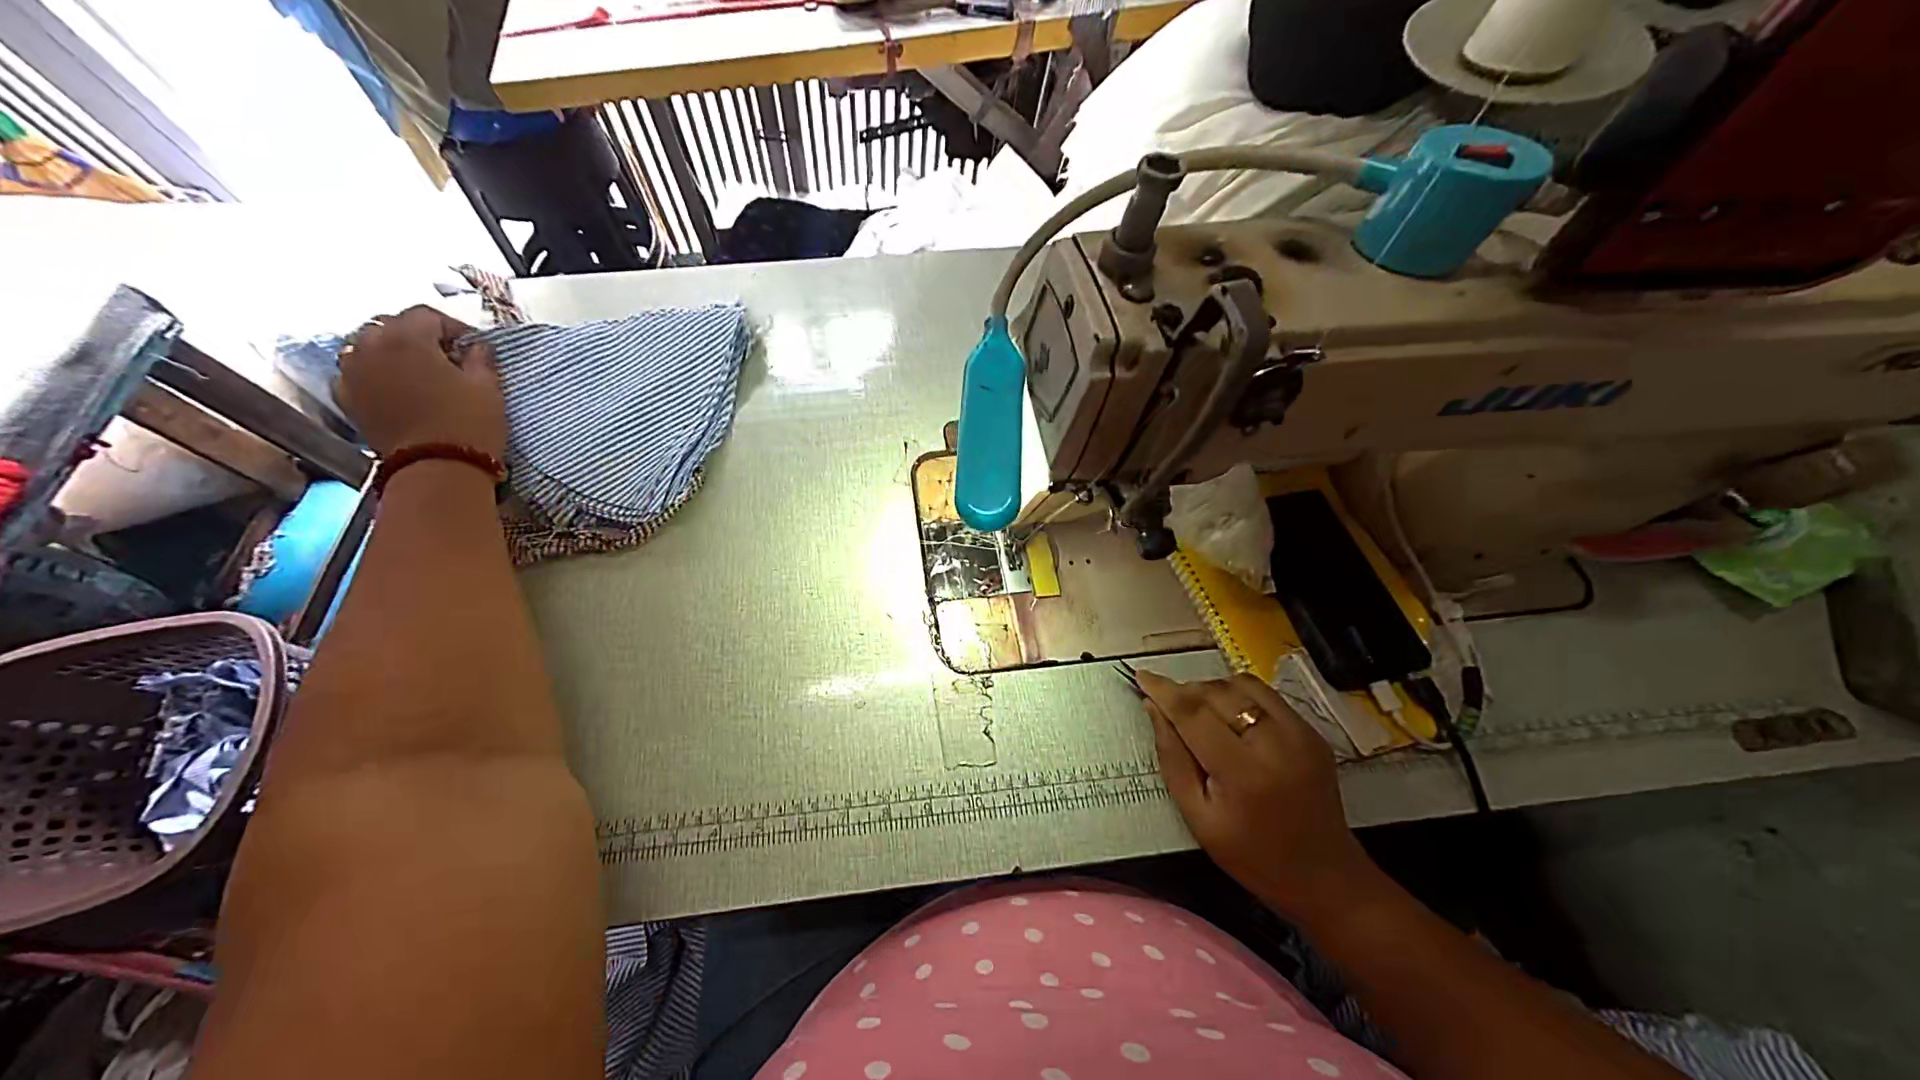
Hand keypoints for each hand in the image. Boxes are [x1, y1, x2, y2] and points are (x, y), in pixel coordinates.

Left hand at [335, 306, 506, 458]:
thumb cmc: (468, 423)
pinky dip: (375, 375)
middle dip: (419, 337)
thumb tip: (475, 347)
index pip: (427, 316)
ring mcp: (352, 373)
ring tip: (419, 374)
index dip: (453, 327)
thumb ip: (480, 358)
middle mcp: (370, 346)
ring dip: (393, 353)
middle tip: (447, 359)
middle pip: (392, 327)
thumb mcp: (488, 387)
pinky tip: (397, 390)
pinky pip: (358, 374)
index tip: (472, 347)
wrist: (435, 469)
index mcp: (406, 337)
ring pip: (369, 347)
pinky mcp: (347, 399)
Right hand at [1138, 670, 1373, 919]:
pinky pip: (1266, 694)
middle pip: (1217, 693)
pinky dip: (1239, 695)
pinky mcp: (1312, 731)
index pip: (1194, 714)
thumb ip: (1172, 759)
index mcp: (1243, 772)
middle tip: (1168, 705)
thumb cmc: (1252, 856)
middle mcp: (1275, 743)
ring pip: (1242, 685)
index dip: (1164, 691)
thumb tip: (1153, 709)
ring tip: (1198, 712)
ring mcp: (1299, 734)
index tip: (1142, 676)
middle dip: (1186, 691)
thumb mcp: (1198, 817)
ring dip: (1212, 689)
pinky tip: (1229, 717)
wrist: (1324, 876)